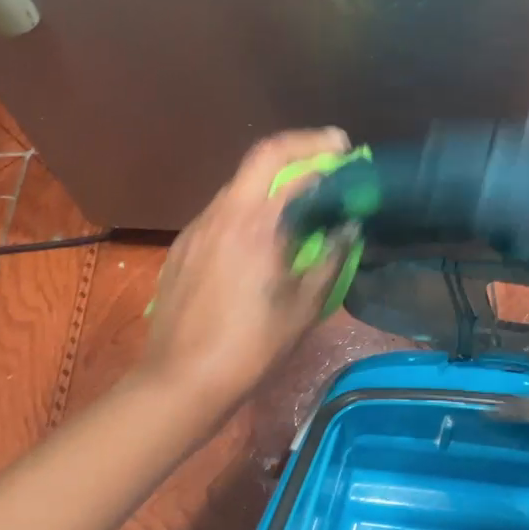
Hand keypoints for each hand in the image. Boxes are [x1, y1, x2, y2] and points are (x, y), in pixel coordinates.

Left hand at [133, 128, 351, 419]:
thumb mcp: (306, 306)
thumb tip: (350, 226)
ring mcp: (197, 229)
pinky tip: (265, 237)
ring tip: (302, 200)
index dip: (323, 150)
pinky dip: (252, 207)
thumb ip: (332, 257)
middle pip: (261, 156)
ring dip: (274, 179)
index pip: (291, 164)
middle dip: (300, 146)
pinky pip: (223, 212)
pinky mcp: (183, 247)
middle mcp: (223, 214)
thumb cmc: (251, 346)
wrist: (179, 383)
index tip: (349, 152)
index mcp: (255, 223)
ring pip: (240, 184)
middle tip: (331, 153)